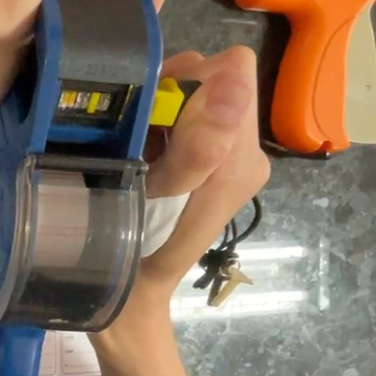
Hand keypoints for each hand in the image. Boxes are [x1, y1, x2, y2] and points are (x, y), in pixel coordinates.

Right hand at [94, 47, 268, 355]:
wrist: (129, 305)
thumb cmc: (132, 262)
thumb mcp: (162, 201)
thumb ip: (201, 143)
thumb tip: (234, 76)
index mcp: (239, 160)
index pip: (230, 70)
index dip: (182, 81)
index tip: (145, 117)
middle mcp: (247, 156)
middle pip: (215, 80)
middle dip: (169, 95)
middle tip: (132, 137)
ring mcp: (231, 163)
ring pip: (200, 96)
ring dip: (161, 111)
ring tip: (133, 149)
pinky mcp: (214, 169)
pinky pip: (192, 119)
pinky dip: (161, 125)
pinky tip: (139, 155)